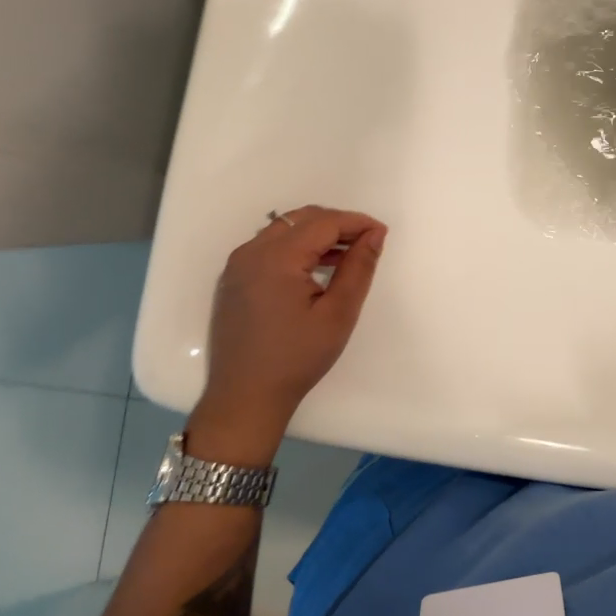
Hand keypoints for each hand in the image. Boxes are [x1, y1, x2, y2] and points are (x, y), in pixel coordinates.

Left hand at [188, 206, 387, 464]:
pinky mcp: (233, 280)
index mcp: (277, 258)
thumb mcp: (338, 314)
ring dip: (316, 235)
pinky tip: (314, 271)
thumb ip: (358, 268)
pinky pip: (268, 248)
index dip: (356, 222)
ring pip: (283, 230)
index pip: (323, 222)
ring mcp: (238, 265)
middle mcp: (252, 252)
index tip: (382, 234)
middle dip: (337, 224)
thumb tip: (374, 235)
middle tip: (366, 242)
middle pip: (301, 219)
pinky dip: (295, 248)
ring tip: (345, 257)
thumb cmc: (297, 358)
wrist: (245, 396)